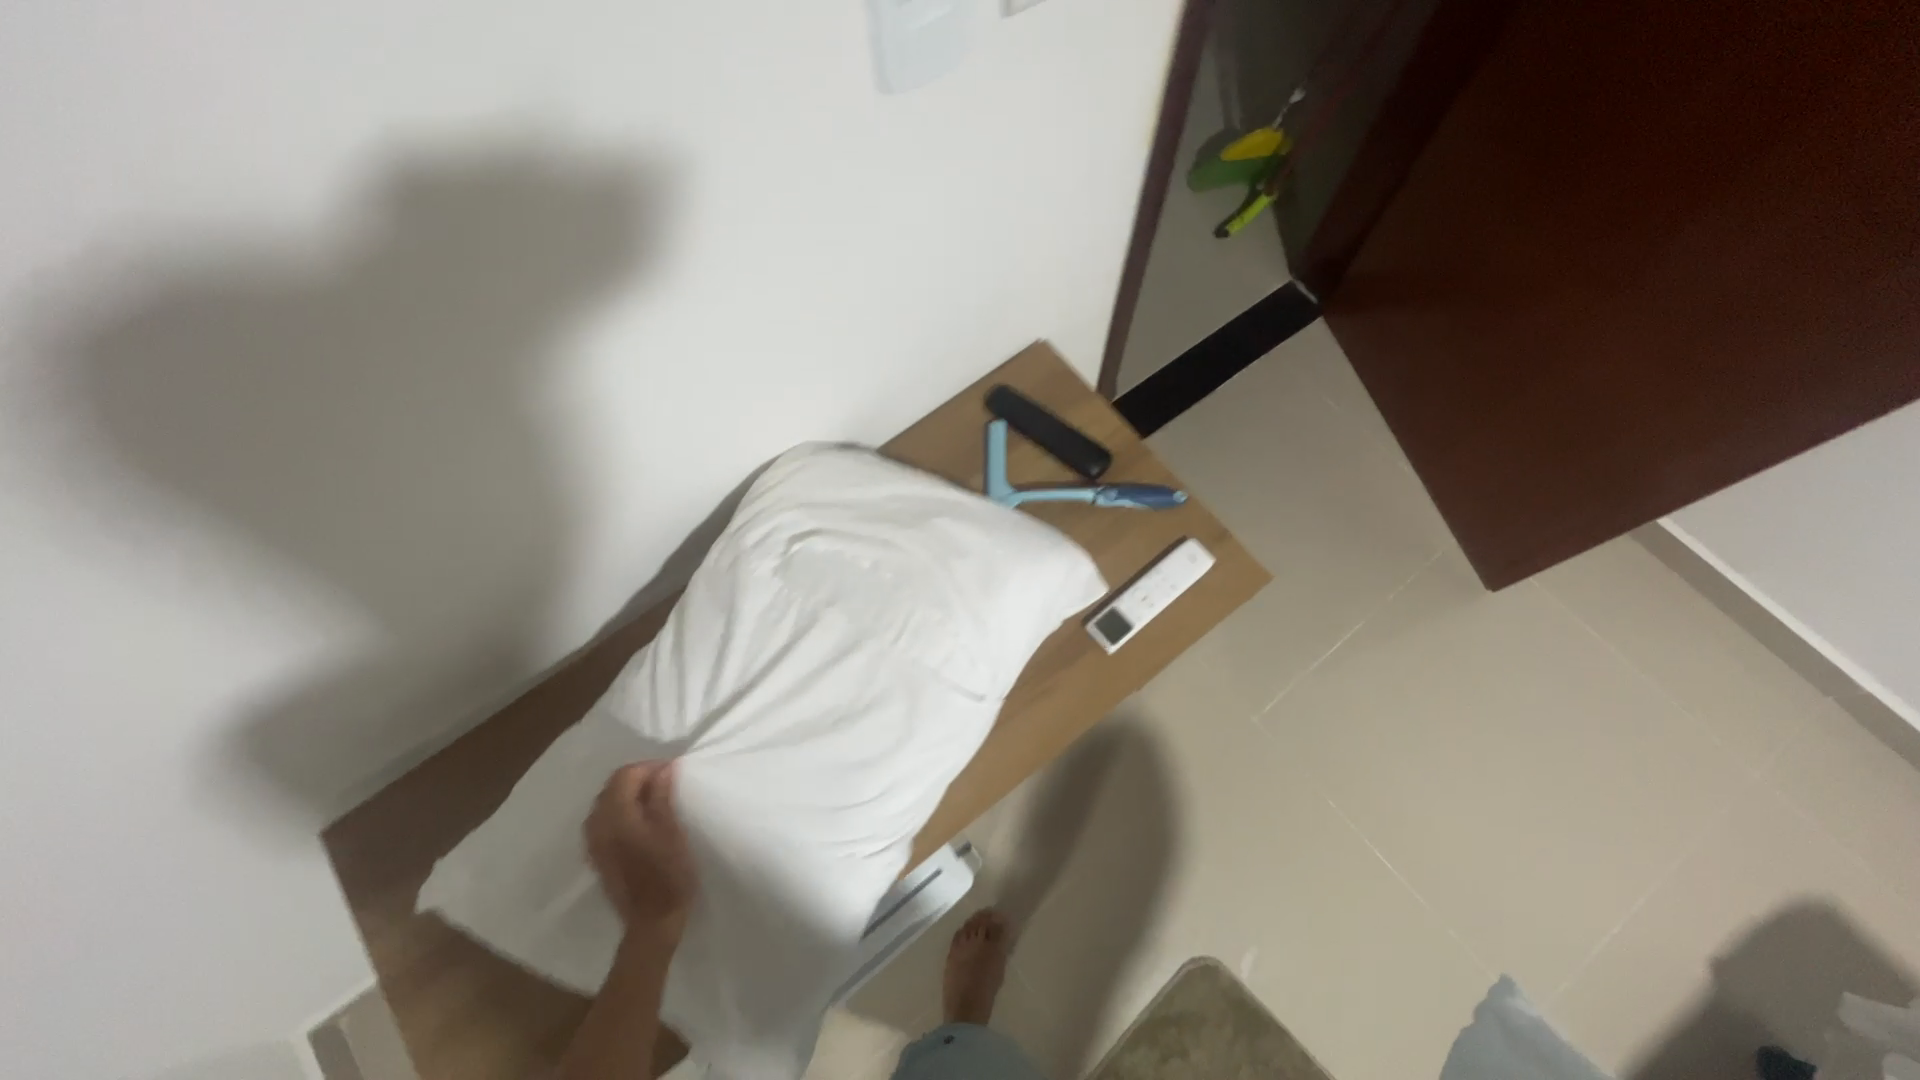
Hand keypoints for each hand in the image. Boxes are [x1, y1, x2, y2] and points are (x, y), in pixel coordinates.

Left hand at [585, 761, 697, 937]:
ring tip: (654, 800)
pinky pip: (602, 820)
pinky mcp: (596, 855)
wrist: (651, 922)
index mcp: (617, 819)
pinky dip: (619, 810)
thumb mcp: (672, 834)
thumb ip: (662, 799)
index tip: (673, 772)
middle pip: (611, 786)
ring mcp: (594, 842)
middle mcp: (598, 826)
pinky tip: (638, 820)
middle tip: (665, 783)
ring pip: (605, 802)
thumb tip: (662, 769)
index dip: (649, 768)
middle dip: (637, 778)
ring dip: (627, 794)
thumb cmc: (669, 877)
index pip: (625, 776)